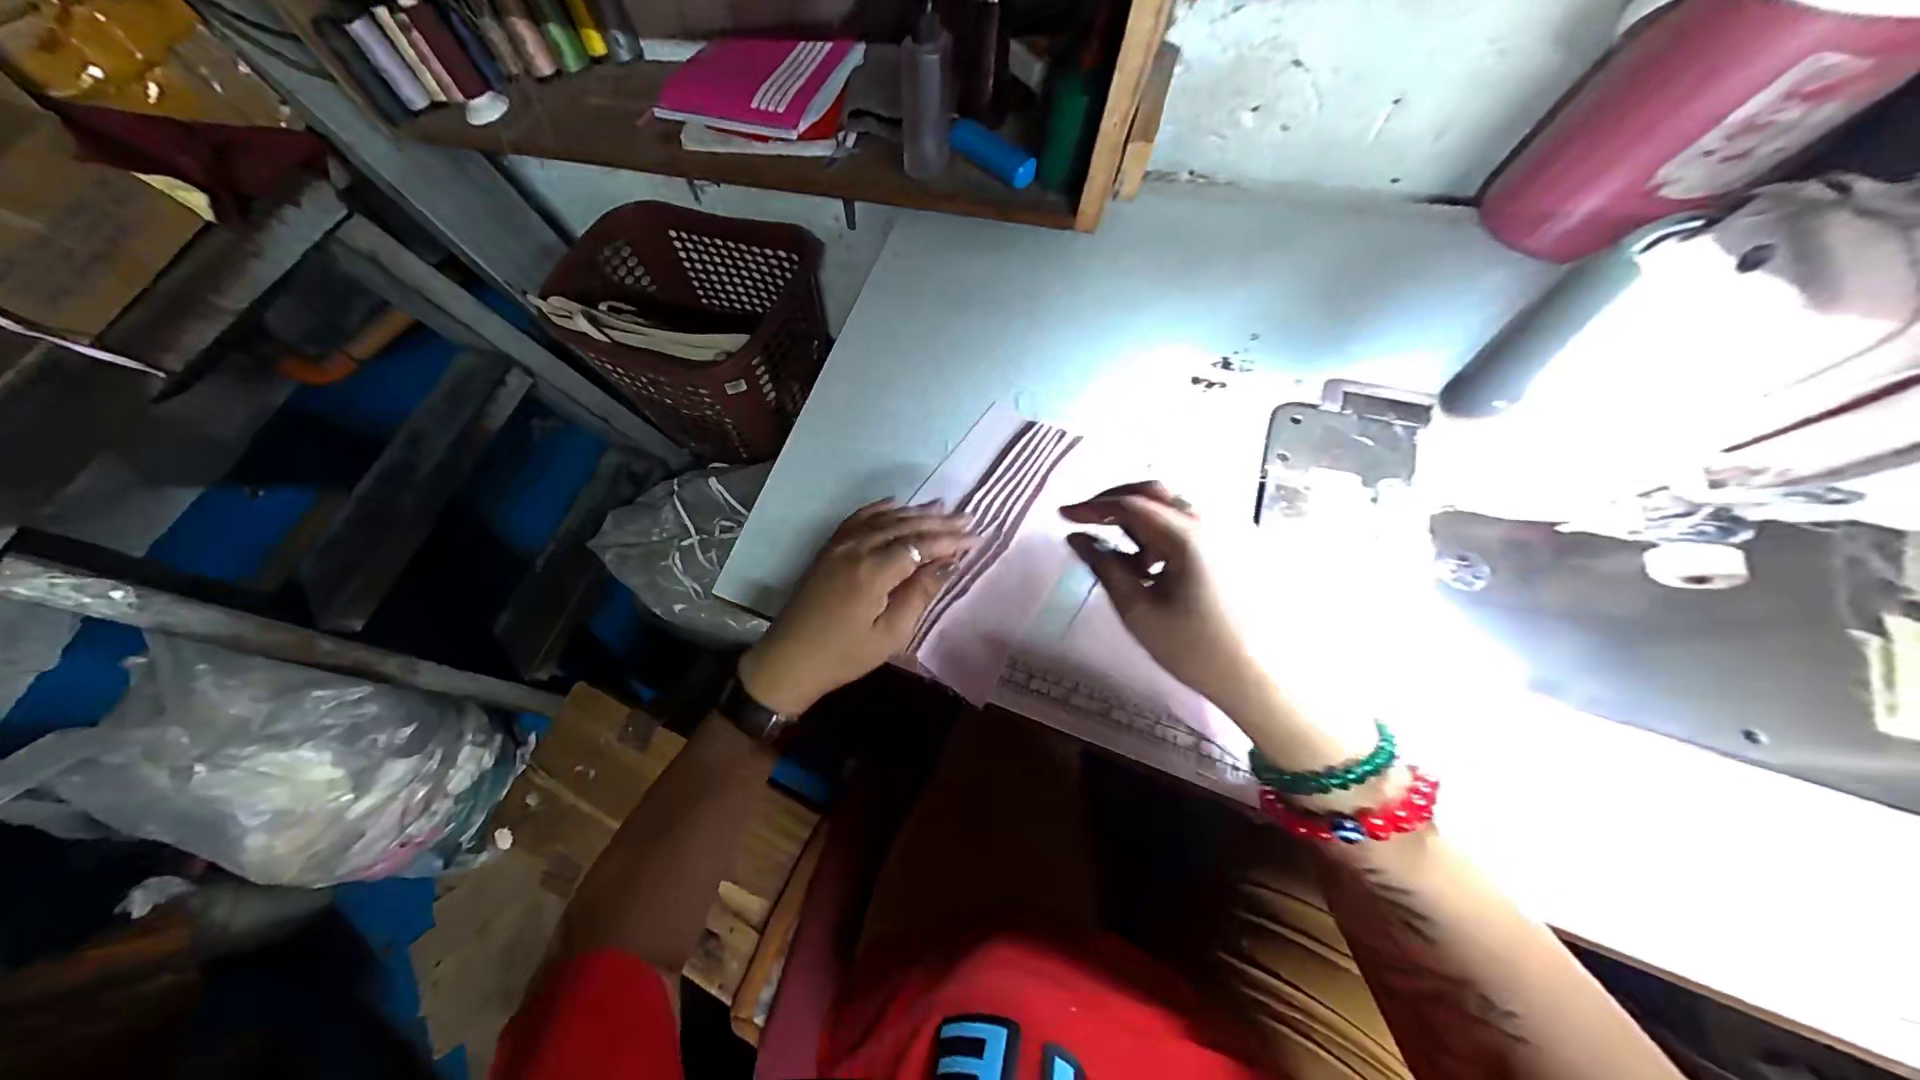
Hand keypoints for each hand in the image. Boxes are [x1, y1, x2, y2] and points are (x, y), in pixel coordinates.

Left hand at [738, 500, 977, 714]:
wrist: (789, 660)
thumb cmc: (844, 656)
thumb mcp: (890, 634)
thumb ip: (919, 594)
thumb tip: (948, 564)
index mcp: (873, 571)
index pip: (921, 546)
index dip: (950, 541)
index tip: (976, 538)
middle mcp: (856, 548)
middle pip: (905, 526)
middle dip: (939, 522)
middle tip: (968, 519)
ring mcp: (839, 545)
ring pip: (884, 519)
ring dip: (915, 513)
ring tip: (943, 508)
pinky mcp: (828, 549)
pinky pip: (858, 519)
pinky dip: (880, 509)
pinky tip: (896, 503)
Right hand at [1062, 481, 1378, 772]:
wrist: (1254, 676)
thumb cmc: (1193, 647)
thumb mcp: (1138, 610)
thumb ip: (1105, 567)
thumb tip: (1078, 538)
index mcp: (1187, 536)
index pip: (1131, 505)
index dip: (1092, 507)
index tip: (1064, 516)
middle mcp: (1209, 524)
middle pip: (1155, 493)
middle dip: (1115, 500)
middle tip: (1087, 519)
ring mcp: (1224, 534)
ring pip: (1171, 508)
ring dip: (1138, 519)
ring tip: (1118, 553)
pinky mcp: (1230, 549)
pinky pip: (1187, 526)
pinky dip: (1159, 534)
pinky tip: (1148, 567)